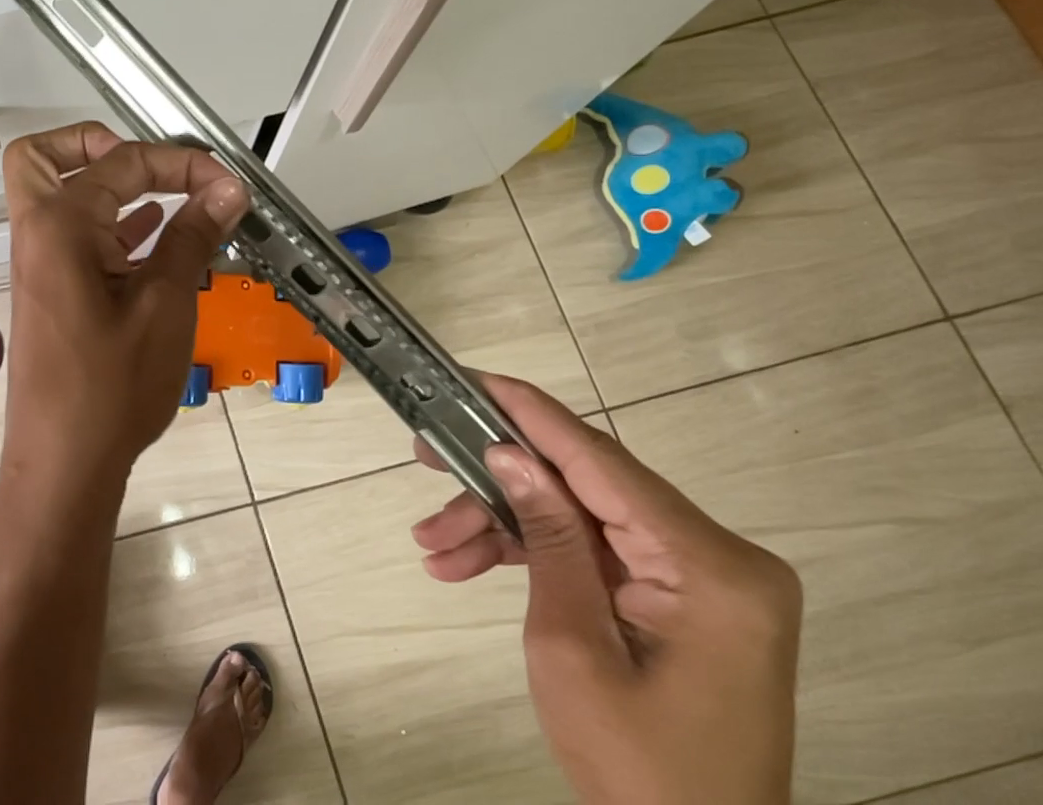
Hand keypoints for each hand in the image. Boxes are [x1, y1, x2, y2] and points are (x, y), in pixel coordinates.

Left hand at [1, 122, 249, 474]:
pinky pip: (76, 239)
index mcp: (58, 225)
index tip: (228, 186)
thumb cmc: (111, 387)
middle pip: (46, 159)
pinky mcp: (52, 294)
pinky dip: (113, 227)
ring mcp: (39, 266)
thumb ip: (191, 237)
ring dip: (111, 188)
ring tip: (176, 201)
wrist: (64, 461)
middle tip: (152, 165)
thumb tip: (225, 189)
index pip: (121, 163)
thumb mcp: (165, 305)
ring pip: (60, 198)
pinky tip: (157, 238)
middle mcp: (37, 235)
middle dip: (98, 146)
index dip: (181, 164)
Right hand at [411, 374, 802, 804]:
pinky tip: (467, 565)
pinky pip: (595, 555)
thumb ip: (548, 540)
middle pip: (587, 489)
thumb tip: (512, 458)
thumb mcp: (571, 645)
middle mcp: (717, 558)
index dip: (533, 416)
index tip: (478, 379)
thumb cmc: (634, 762)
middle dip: (499, 481)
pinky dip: (534, 557)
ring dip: (504, 527)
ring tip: (432, 546)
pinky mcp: (681, 600)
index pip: (604, 464)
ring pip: (580, 520)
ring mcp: (701, 580)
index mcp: (711, 567)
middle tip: (425, 462)